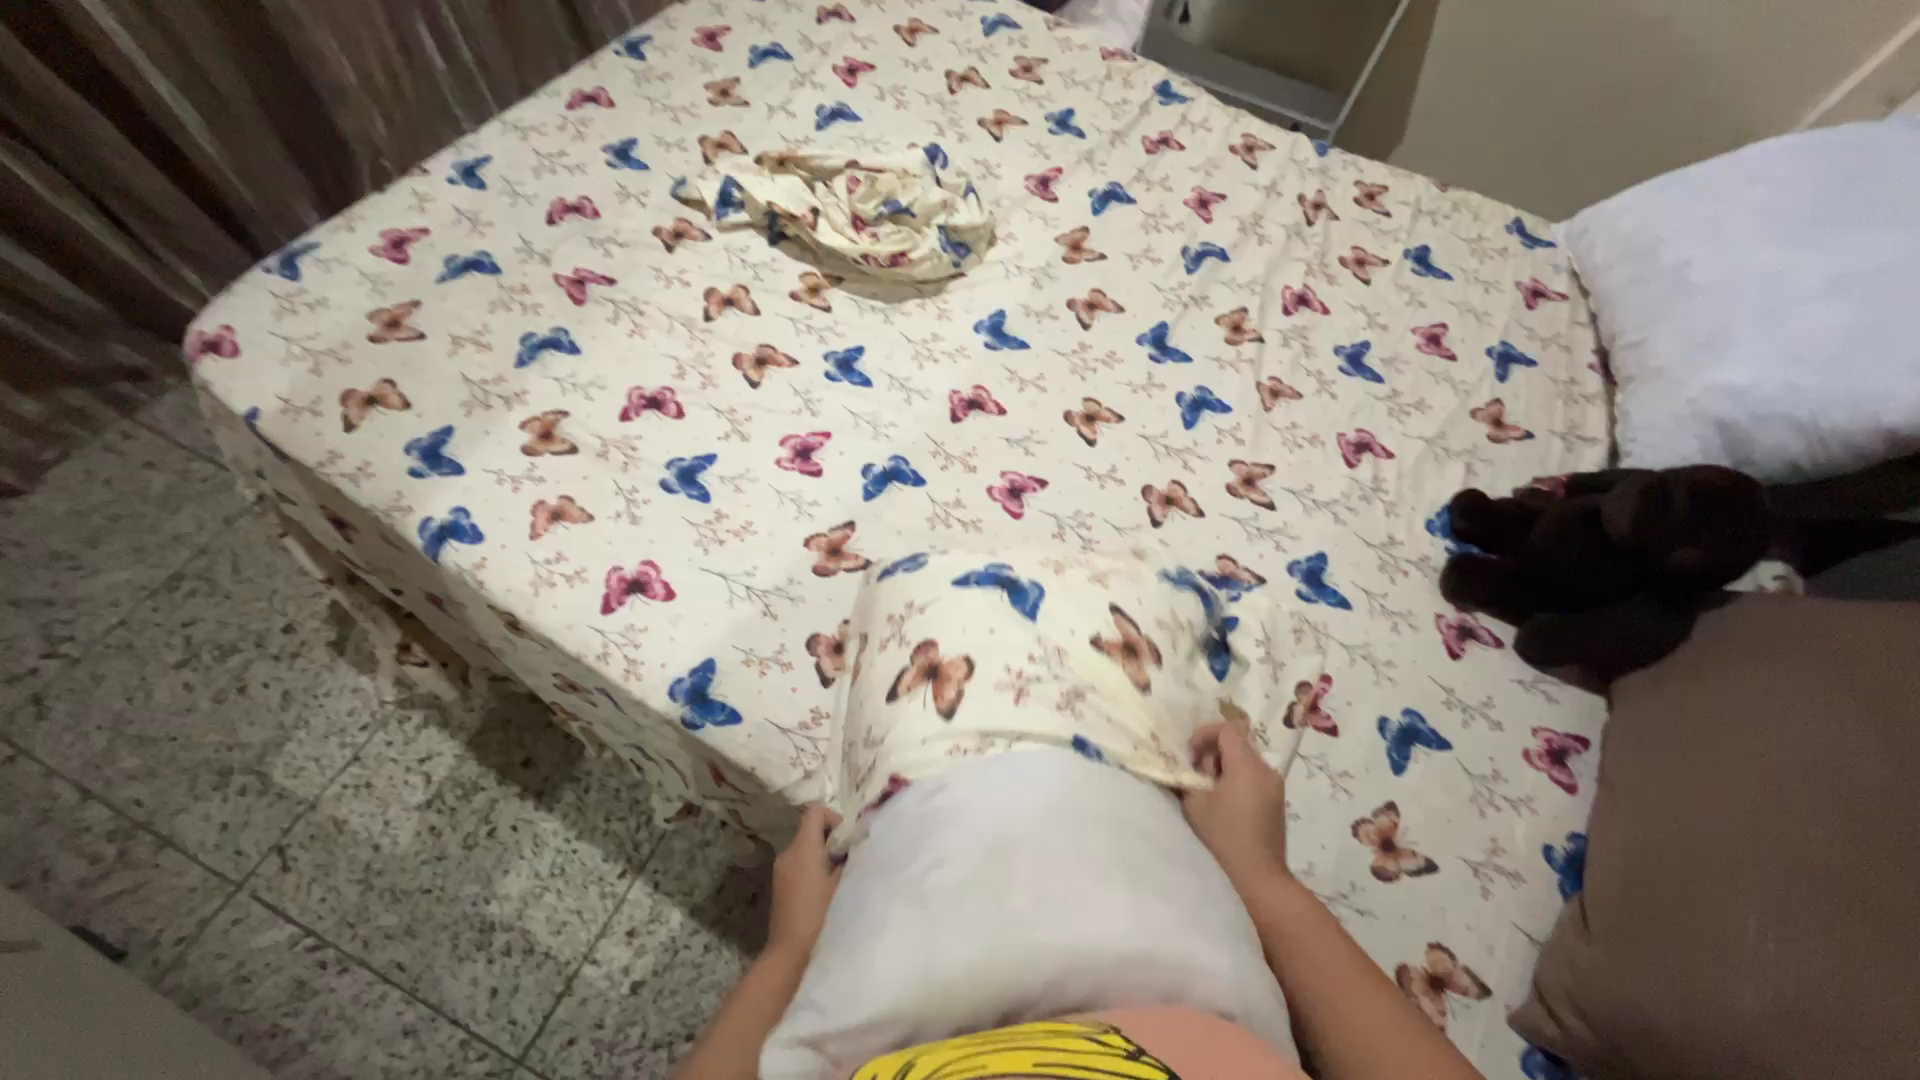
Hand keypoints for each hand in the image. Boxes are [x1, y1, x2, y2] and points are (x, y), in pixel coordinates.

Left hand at [767, 803, 842, 957]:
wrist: (789, 956)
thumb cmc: (820, 918)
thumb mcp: (843, 885)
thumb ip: (852, 858)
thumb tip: (860, 842)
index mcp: (802, 848)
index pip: (816, 811)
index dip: (835, 818)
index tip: (848, 842)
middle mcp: (787, 853)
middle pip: (812, 829)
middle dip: (834, 840)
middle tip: (851, 862)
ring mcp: (781, 870)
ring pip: (807, 848)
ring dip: (825, 856)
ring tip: (841, 880)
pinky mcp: (780, 886)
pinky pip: (800, 864)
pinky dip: (815, 869)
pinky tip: (826, 893)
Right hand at [1182, 722, 1290, 891]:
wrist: (1259, 871)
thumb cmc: (1224, 834)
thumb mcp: (1195, 804)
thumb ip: (1187, 779)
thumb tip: (1186, 769)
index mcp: (1247, 765)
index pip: (1227, 729)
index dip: (1204, 734)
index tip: (1191, 755)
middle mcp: (1265, 769)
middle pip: (1237, 742)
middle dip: (1212, 751)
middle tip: (1197, 773)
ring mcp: (1274, 783)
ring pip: (1245, 758)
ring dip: (1224, 764)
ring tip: (1209, 788)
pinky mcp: (1276, 797)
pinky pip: (1254, 774)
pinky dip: (1237, 776)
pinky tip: (1225, 800)